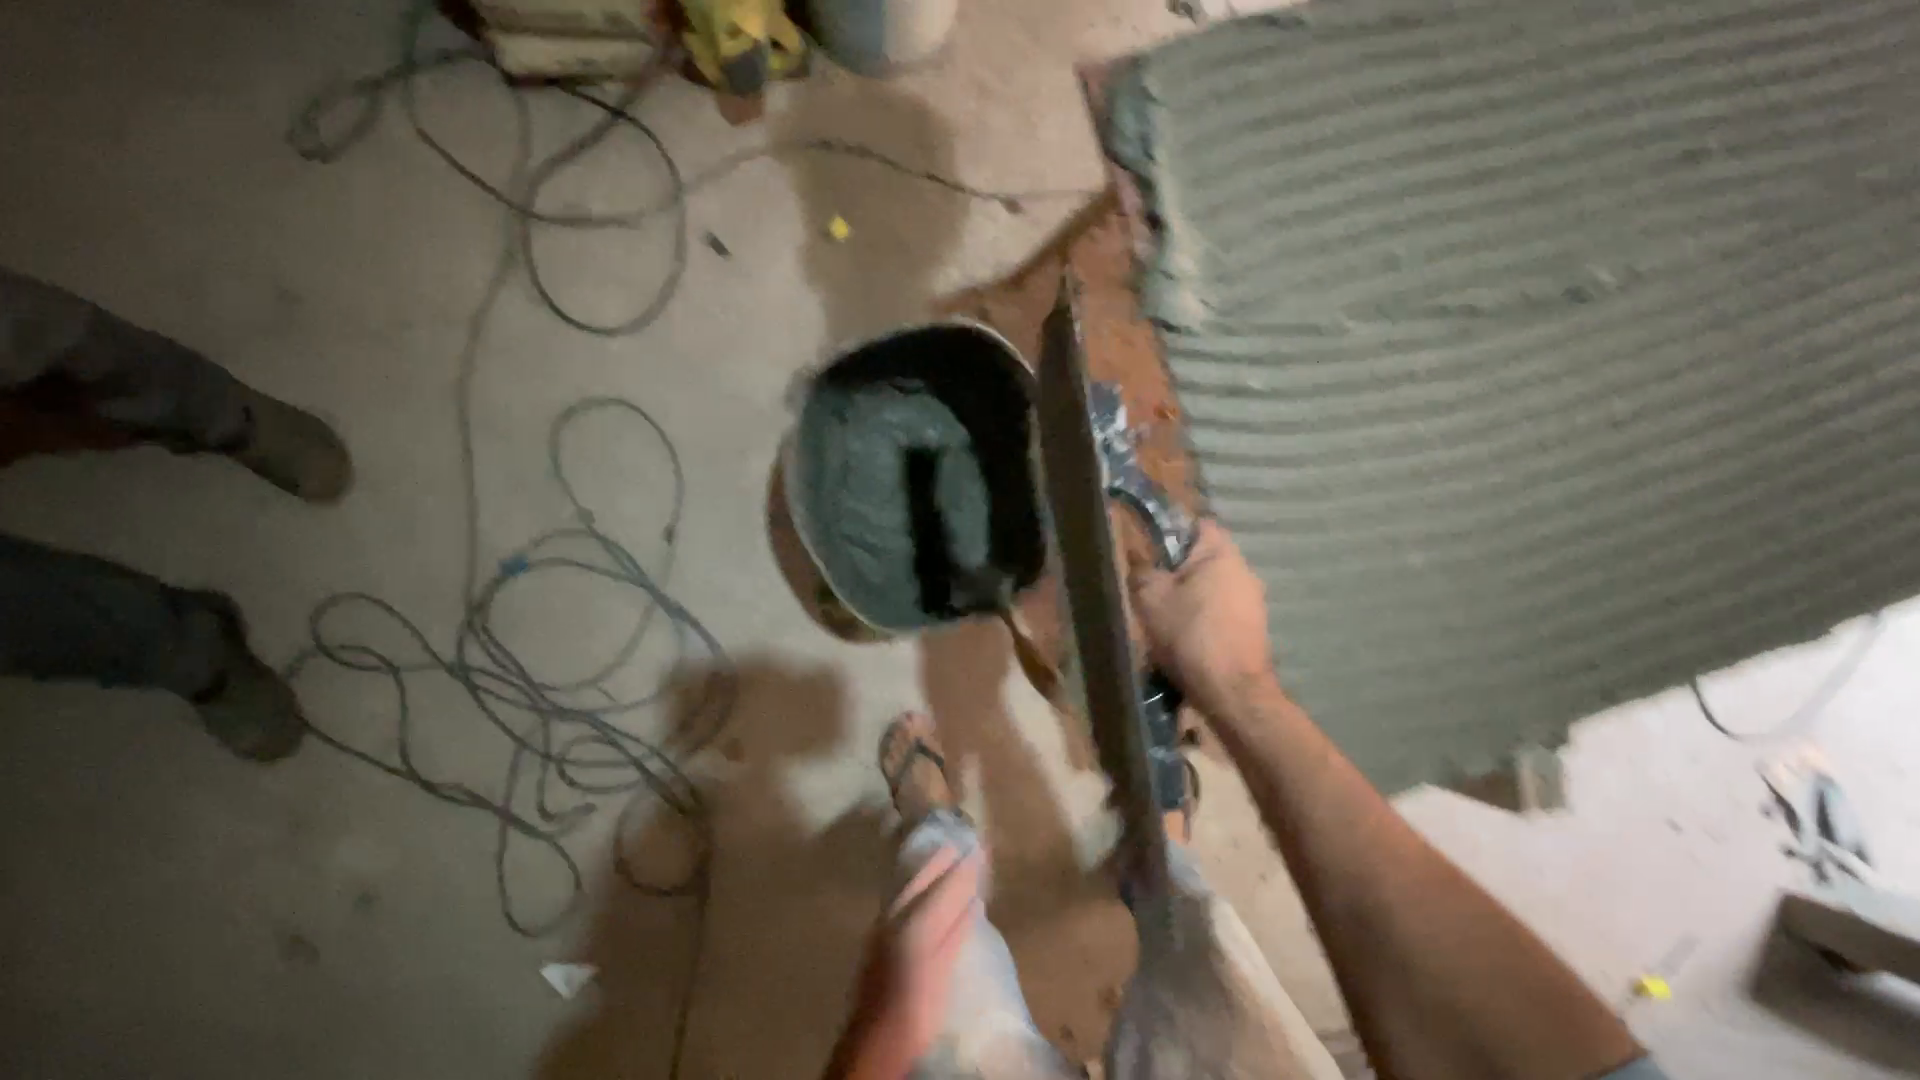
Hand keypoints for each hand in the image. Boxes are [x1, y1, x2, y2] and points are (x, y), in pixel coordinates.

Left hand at [833, 847, 984, 1079]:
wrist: (875, 1038)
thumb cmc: (917, 1008)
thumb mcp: (943, 971)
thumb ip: (956, 933)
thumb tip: (973, 902)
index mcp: (916, 924)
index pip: (944, 887)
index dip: (962, 869)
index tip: (977, 848)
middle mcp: (896, 917)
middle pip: (920, 881)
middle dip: (939, 861)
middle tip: (956, 843)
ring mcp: (882, 926)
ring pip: (906, 888)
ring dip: (925, 870)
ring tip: (941, 857)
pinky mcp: (875, 938)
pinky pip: (897, 899)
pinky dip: (912, 887)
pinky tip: (918, 889)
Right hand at [1129, 520, 1274, 708]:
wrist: (1231, 692)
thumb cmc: (1190, 635)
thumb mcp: (1150, 598)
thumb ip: (1142, 570)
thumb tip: (1139, 560)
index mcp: (1221, 553)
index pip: (1196, 523)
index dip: (1169, 530)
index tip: (1147, 548)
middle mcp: (1244, 571)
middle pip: (1202, 559)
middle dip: (1175, 571)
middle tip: (1148, 588)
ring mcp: (1252, 602)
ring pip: (1210, 588)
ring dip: (1187, 599)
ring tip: (1162, 619)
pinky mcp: (1252, 630)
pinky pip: (1219, 613)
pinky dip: (1200, 621)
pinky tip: (1182, 641)